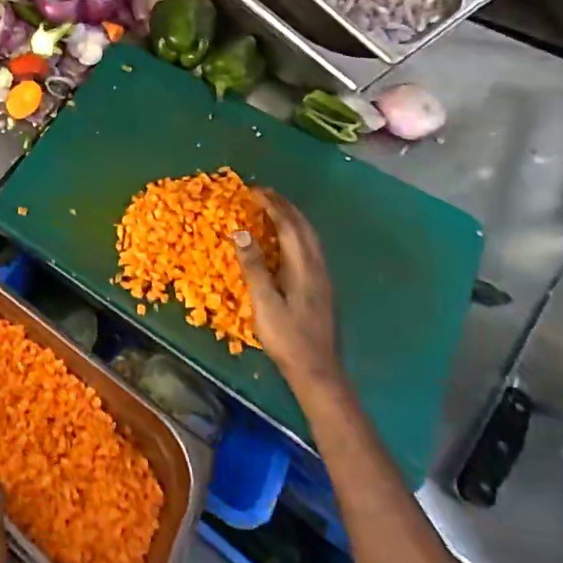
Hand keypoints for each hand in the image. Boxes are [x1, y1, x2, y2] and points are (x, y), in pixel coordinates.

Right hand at [233, 186, 341, 387]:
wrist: (318, 370)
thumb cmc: (287, 338)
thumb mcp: (264, 303)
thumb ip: (253, 266)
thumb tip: (240, 231)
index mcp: (303, 266)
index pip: (288, 225)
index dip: (272, 205)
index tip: (254, 191)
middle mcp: (317, 266)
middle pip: (303, 227)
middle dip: (284, 206)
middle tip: (264, 194)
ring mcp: (322, 277)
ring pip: (309, 237)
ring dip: (292, 219)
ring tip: (275, 210)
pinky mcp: (322, 288)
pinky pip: (309, 249)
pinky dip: (296, 234)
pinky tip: (286, 242)